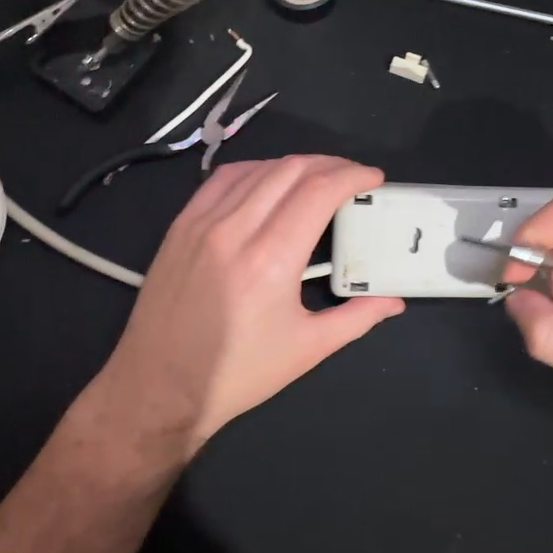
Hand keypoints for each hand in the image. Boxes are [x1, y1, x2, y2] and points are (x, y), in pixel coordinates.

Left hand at [86, 156, 404, 456]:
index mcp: (271, 259)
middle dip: (331, 165)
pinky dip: (256, 170)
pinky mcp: (181, 225)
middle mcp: (236, 230)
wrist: (157, 388)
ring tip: (317, 177)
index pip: (319, 191)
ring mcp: (203, 223)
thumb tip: (394, 302)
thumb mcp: (306, 350)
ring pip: (259, 168)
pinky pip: (223, 178)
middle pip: (292, 170)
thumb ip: (356, 318)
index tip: (373, 177)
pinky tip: (269, 180)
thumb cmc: (236, 374)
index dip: (352, 175)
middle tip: (352, 176)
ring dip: (295, 165)